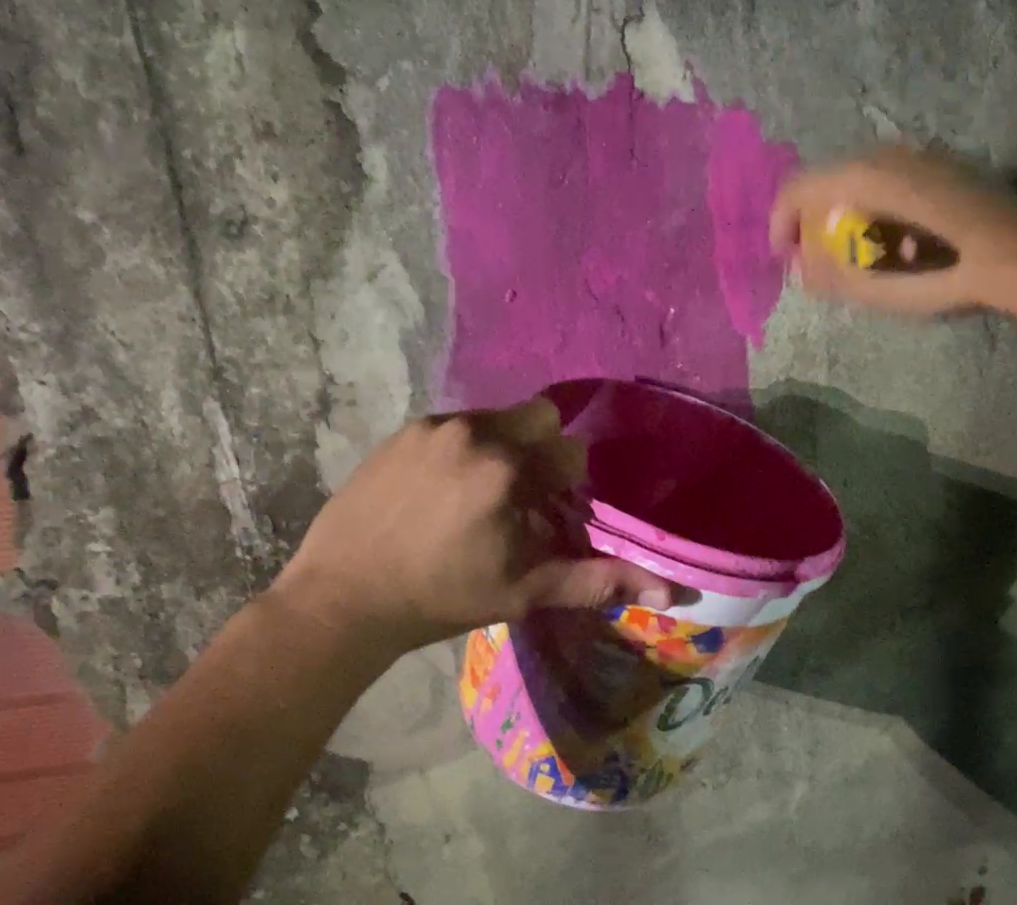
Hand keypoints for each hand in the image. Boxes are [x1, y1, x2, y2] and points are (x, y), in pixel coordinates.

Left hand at [275, 398, 675, 647]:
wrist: (343, 597)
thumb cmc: (441, 598)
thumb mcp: (525, 592)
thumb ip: (598, 581)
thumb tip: (672, 592)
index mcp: (507, 469)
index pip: (571, 452)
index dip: (567, 483)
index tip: (548, 512)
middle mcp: (474, 432)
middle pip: (539, 417)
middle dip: (541, 449)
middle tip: (520, 495)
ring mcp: (434, 426)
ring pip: (497, 418)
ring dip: (501, 447)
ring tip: (475, 496)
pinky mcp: (404, 430)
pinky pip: (455, 424)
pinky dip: (463, 448)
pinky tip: (440, 490)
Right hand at [769, 144, 1016, 315]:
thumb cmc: (950, 276)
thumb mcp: (880, 287)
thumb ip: (830, 273)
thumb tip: (802, 268)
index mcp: (864, 177)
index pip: (800, 187)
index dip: (783, 221)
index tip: (786, 257)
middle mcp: (888, 154)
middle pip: (830, 181)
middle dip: (817, 222)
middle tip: (821, 262)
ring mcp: (921, 154)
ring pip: (863, 181)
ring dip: (852, 218)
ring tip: (868, 260)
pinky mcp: (946, 164)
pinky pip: (895, 181)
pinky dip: (884, 210)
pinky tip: (906, 246)